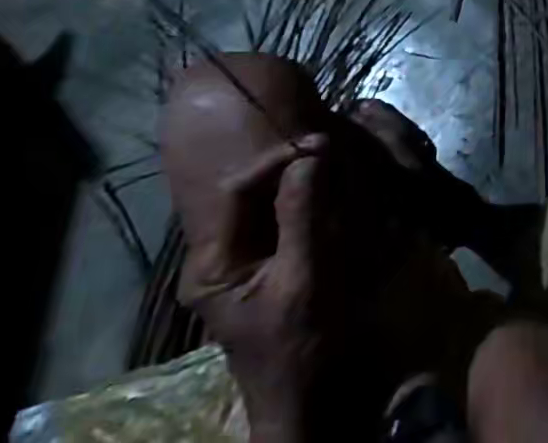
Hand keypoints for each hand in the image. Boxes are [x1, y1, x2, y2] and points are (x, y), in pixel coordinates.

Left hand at [178, 133, 378, 442]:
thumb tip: (311, 154)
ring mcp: (243, 261)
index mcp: (212, 262)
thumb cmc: (300, 345)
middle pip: (251, 192)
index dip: (274, 160)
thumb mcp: (303, 278)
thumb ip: (302, 215)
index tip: (317, 145)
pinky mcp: (268, 265)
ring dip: (302, 182)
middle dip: (291, 169)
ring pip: (269, 202)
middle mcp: (220, 256)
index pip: (236, 189)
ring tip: (335, 167)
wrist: (307, 402)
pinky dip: (309, 201)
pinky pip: (283, 219)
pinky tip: (334, 194)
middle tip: (330, 150)